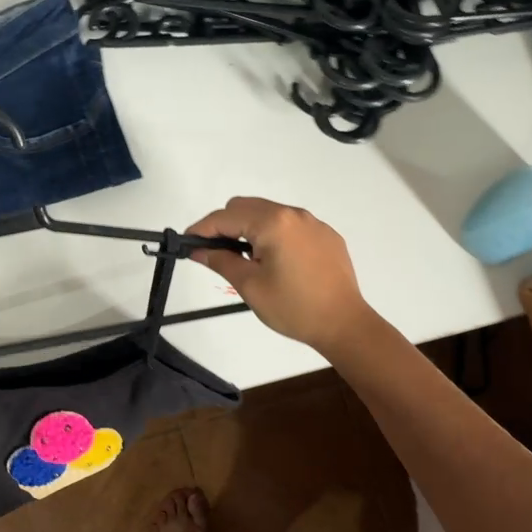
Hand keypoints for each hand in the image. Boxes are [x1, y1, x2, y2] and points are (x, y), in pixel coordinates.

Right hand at [186, 197, 374, 353]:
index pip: (226, 216)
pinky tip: (276, 262)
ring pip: (269, 213)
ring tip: (246, 259)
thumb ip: (221, 261)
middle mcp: (293, 214)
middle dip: (226, 225)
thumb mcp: (250, 286)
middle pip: (246, 207)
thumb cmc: (293, 308)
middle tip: (215, 253)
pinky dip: (274, 234)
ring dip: (250, 228)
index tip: (187, 243)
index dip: (202, 228)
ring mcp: (313, 223)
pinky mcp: (326, 235)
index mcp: (273, 223)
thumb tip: (199, 250)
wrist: (344, 324)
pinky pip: (290, 224)